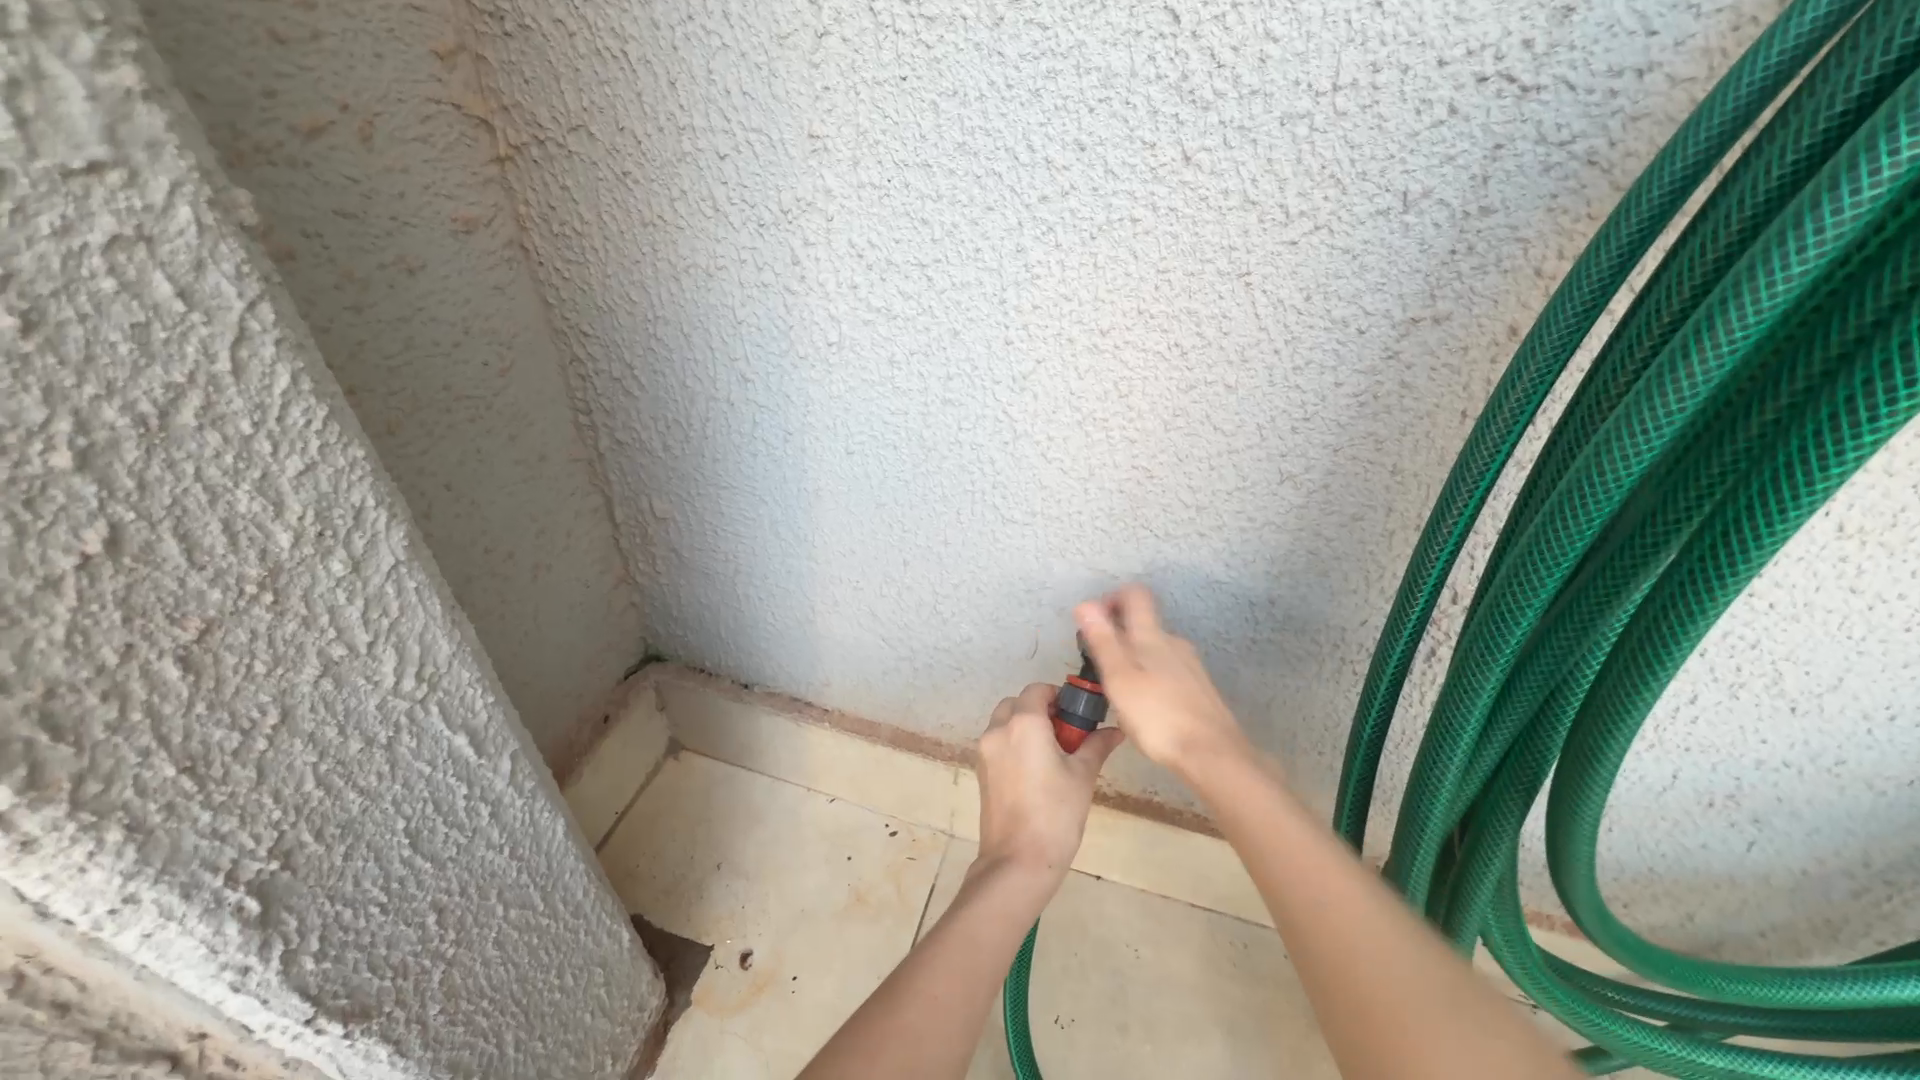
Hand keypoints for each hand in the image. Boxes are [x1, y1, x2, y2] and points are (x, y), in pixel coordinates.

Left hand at [972, 682, 1124, 885]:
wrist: (1018, 860)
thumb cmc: (1056, 813)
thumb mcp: (1082, 776)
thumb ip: (1096, 746)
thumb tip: (1115, 731)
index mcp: (1023, 723)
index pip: (1037, 690)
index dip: (1057, 695)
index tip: (1075, 713)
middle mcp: (998, 730)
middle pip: (1016, 704)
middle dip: (1039, 709)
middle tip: (1065, 732)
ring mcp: (985, 752)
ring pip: (1003, 723)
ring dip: (1024, 726)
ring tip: (1052, 753)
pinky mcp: (980, 771)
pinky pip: (997, 744)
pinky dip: (1013, 744)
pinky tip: (1035, 770)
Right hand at [1074, 584, 1253, 776]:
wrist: (1212, 753)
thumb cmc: (1157, 717)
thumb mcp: (1120, 680)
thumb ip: (1103, 641)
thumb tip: (1085, 604)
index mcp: (1152, 637)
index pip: (1135, 596)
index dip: (1113, 598)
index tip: (1095, 622)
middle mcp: (1174, 643)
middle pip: (1144, 623)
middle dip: (1119, 636)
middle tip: (1100, 666)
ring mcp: (1190, 665)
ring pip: (1156, 649)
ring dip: (1135, 659)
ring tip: (1120, 691)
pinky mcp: (1199, 687)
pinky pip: (1169, 670)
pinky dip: (1152, 678)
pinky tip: (1146, 707)